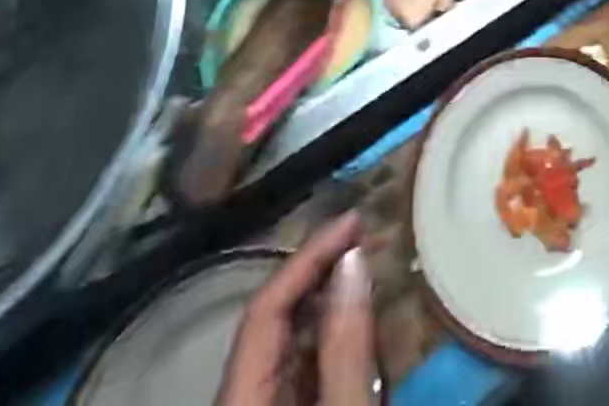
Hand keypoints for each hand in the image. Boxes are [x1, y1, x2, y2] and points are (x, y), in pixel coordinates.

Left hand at [217, 212, 377, 405]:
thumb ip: (347, 348)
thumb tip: (353, 262)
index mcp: (240, 396)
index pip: (266, 307)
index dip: (309, 257)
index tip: (354, 220)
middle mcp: (240, 398)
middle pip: (274, 321)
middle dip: (320, 274)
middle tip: (365, 235)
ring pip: (289, 344)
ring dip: (328, 305)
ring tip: (368, 270)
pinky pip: (299, 371)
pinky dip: (330, 342)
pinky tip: (359, 330)